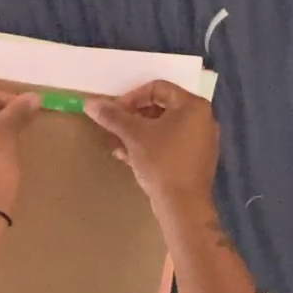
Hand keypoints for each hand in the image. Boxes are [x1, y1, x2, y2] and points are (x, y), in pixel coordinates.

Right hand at [86, 80, 219, 209]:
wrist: (183, 205)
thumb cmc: (161, 162)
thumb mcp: (134, 136)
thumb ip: (113, 116)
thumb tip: (90, 103)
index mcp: (193, 106)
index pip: (158, 88)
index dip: (132, 96)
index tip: (115, 111)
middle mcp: (202, 119)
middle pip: (162, 107)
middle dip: (134, 116)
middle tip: (116, 126)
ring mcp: (202, 141)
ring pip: (164, 127)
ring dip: (139, 132)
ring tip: (119, 143)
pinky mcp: (196, 160)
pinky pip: (171, 143)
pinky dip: (151, 145)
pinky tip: (129, 158)